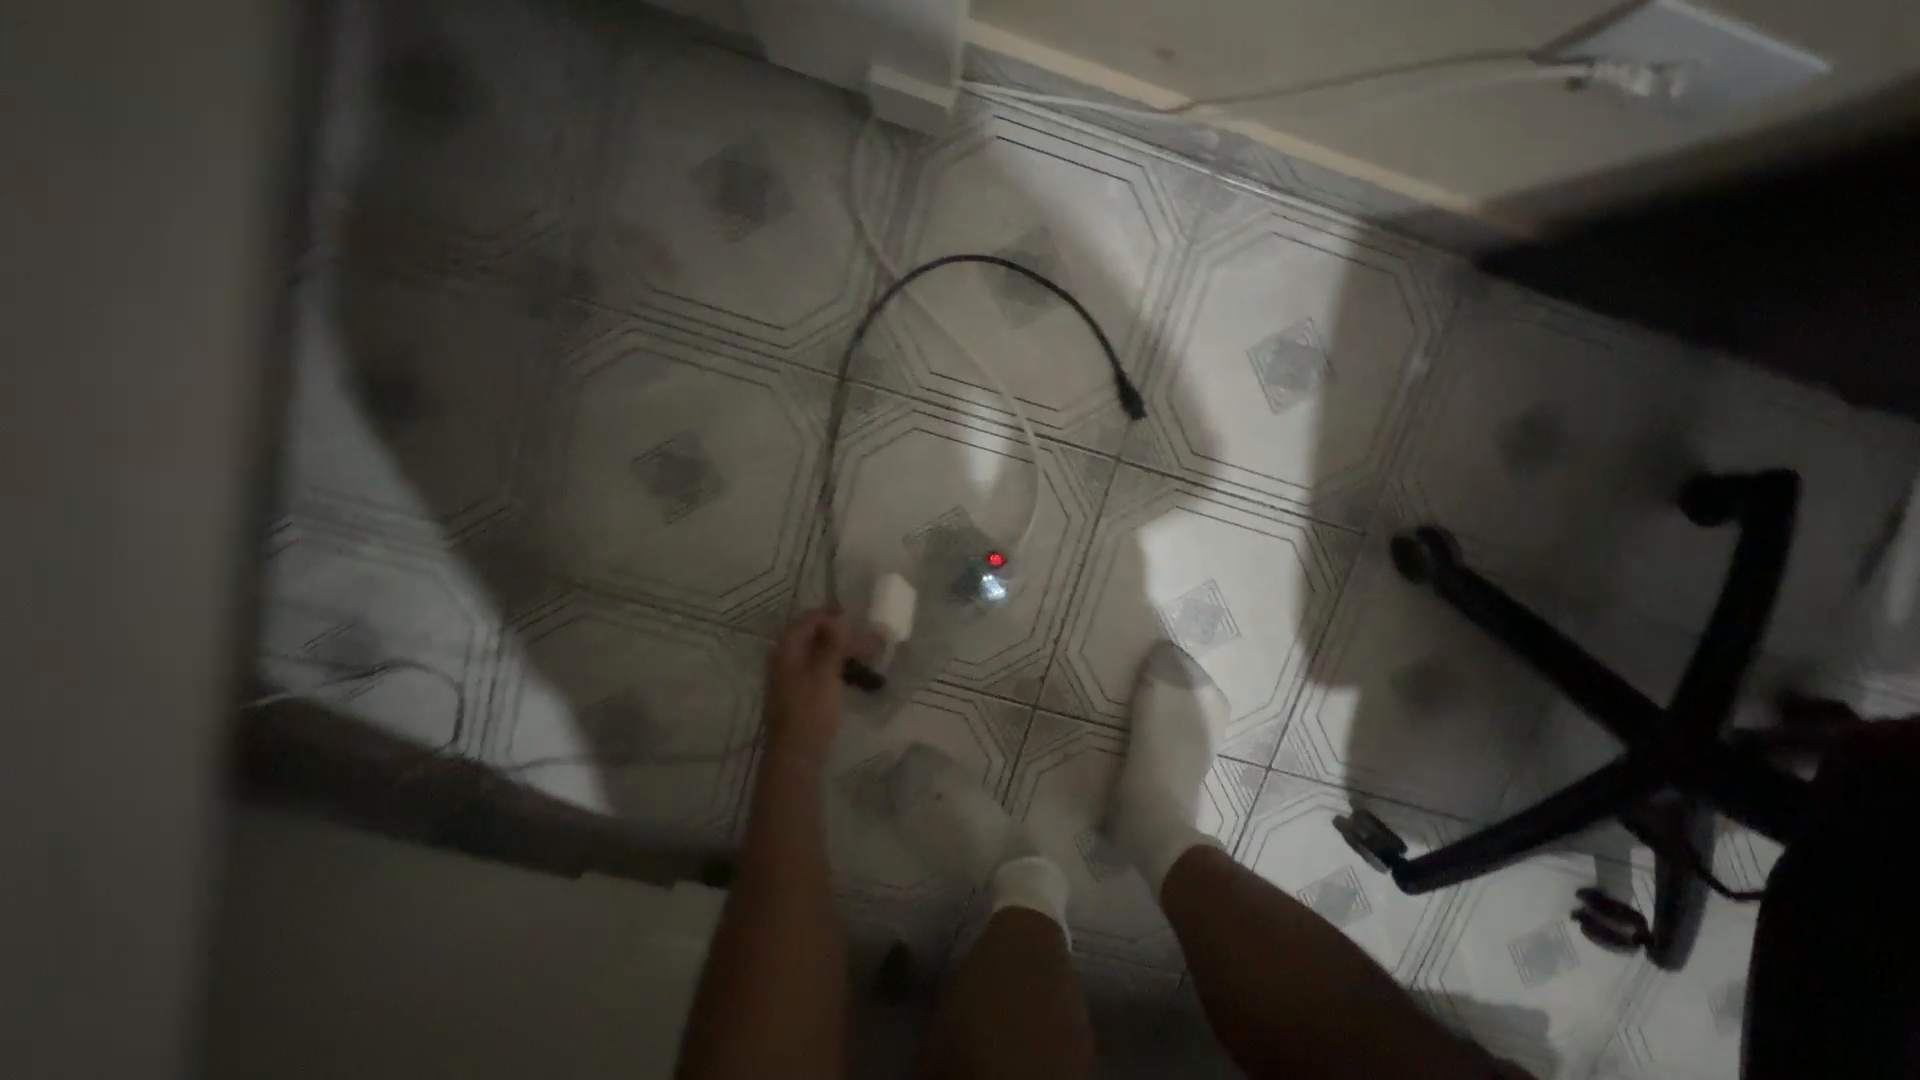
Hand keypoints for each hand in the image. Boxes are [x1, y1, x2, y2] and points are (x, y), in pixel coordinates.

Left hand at [763, 608, 857, 765]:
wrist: (795, 756)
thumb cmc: (810, 712)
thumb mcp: (825, 674)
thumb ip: (833, 643)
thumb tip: (840, 616)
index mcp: (787, 649)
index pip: (809, 619)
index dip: (834, 616)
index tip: (859, 620)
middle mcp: (784, 659)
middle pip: (814, 636)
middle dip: (843, 636)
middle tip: (870, 642)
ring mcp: (790, 678)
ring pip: (818, 655)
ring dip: (843, 654)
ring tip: (869, 659)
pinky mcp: (798, 694)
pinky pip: (819, 672)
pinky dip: (837, 670)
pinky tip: (856, 677)